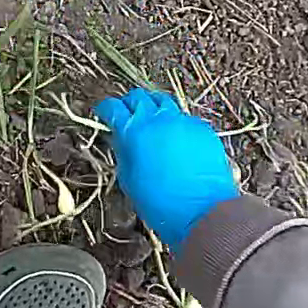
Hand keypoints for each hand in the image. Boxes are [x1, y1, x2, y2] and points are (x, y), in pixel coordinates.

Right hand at [95, 88, 237, 251]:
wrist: (202, 210)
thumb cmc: (162, 202)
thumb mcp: (129, 180)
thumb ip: (123, 152)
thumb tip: (120, 139)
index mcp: (134, 131)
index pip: (114, 108)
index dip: (106, 109)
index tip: (105, 112)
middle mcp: (158, 120)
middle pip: (139, 97)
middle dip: (130, 103)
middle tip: (126, 113)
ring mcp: (182, 121)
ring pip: (164, 101)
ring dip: (154, 107)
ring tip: (151, 119)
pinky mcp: (202, 128)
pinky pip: (184, 117)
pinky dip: (175, 122)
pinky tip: (174, 136)